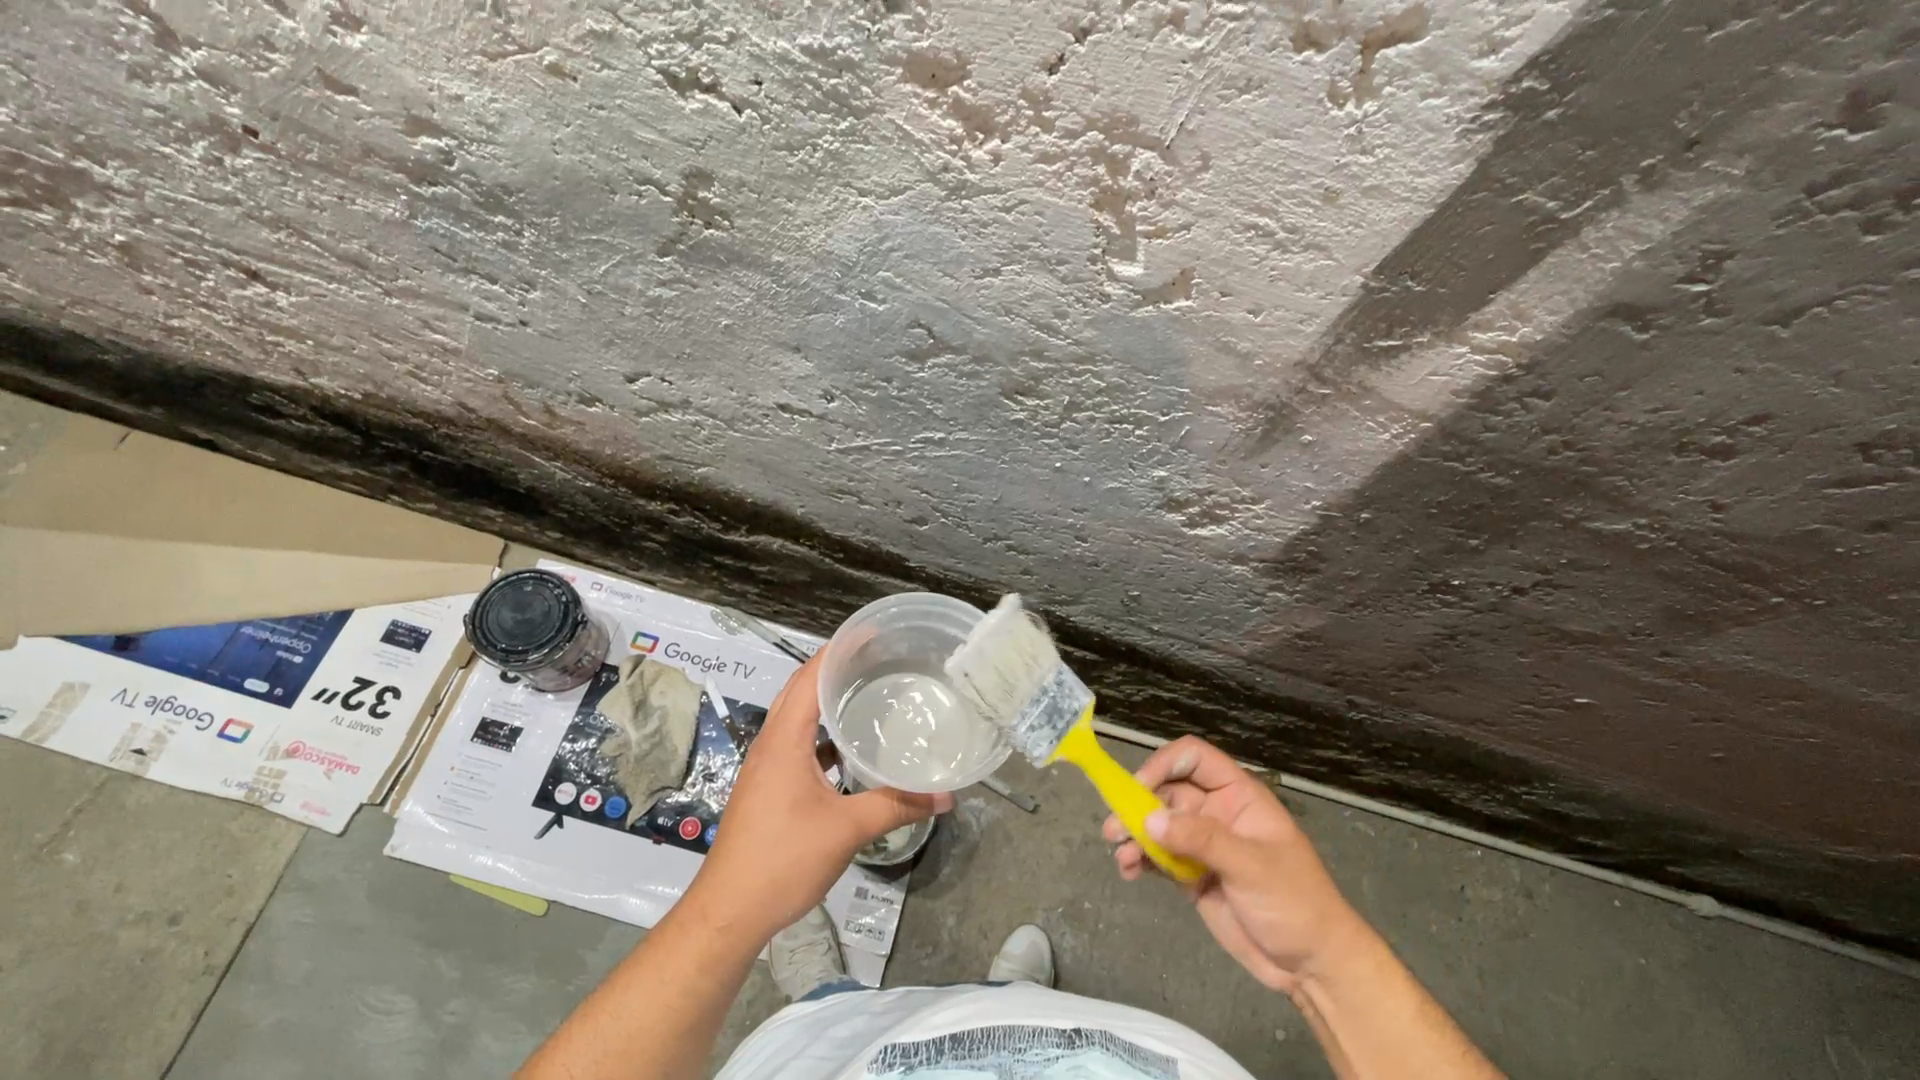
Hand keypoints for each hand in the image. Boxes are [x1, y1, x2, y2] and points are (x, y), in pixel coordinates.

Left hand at [696, 653, 951, 941]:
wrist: (730, 910)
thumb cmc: (783, 860)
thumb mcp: (847, 830)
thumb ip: (896, 806)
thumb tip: (945, 796)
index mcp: (783, 740)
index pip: (809, 677)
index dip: (838, 650)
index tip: (872, 634)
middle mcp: (771, 745)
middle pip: (801, 692)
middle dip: (836, 670)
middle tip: (880, 659)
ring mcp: (767, 769)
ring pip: (798, 722)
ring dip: (828, 704)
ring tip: (871, 695)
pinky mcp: (769, 790)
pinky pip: (799, 748)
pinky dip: (824, 739)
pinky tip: (852, 752)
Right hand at [1103, 736, 1368, 992]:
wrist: (1311, 965)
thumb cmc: (1295, 903)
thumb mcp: (1252, 866)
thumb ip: (1201, 839)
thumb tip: (1150, 820)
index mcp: (1239, 796)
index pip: (1195, 759)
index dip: (1164, 764)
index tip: (1138, 788)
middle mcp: (1217, 813)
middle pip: (1168, 791)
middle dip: (1138, 805)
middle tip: (1115, 828)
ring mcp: (1203, 845)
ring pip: (1157, 825)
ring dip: (1134, 834)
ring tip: (1120, 854)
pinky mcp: (1192, 875)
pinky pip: (1158, 856)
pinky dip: (1139, 859)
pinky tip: (1129, 872)